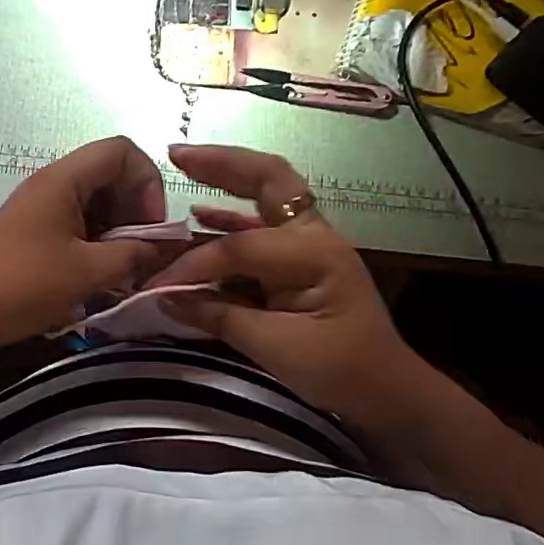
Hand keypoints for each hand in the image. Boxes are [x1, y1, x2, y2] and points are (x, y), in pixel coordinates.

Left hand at [0, 136, 175, 347]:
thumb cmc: (25, 286)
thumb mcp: (87, 272)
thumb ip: (133, 255)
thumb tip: (161, 250)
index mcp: (63, 180)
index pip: (122, 151)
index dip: (147, 182)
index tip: (150, 224)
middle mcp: (54, 183)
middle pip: (112, 173)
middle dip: (136, 207)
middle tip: (143, 248)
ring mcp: (44, 204)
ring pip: (99, 198)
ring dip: (120, 226)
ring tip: (128, 262)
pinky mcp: (39, 227)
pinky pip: (82, 218)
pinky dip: (101, 238)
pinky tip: (107, 268)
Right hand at [146, 144, 449, 433]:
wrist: (386, 390)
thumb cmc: (339, 369)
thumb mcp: (277, 348)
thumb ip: (220, 317)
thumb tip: (166, 299)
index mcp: (314, 253)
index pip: (239, 247)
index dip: (194, 265)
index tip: (157, 286)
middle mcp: (312, 236)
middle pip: (268, 179)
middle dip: (222, 162)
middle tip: (177, 153)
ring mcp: (308, 244)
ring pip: (265, 195)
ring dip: (226, 178)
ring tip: (185, 164)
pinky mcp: (299, 261)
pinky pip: (260, 228)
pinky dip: (230, 217)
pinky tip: (201, 213)